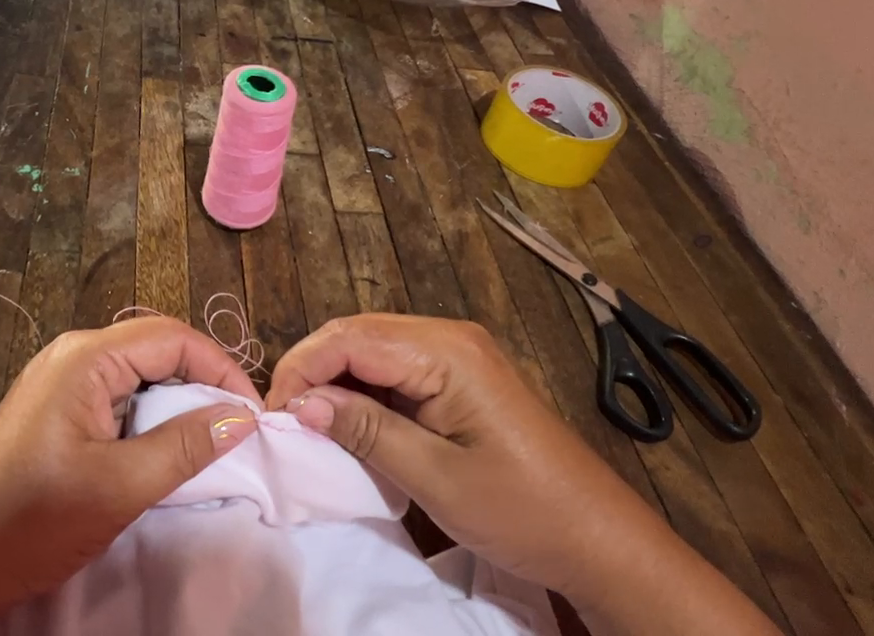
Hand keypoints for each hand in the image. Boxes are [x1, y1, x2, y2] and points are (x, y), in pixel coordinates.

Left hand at [0, 317, 260, 635]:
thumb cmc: (31, 521)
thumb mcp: (119, 487)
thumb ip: (184, 446)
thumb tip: (242, 416)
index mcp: (86, 357)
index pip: (172, 337)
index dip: (220, 368)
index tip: (253, 416)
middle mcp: (72, 354)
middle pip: (155, 348)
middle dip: (201, 381)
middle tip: (236, 430)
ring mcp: (59, 379)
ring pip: (137, 373)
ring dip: (175, 402)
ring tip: (207, 443)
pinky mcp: (54, 408)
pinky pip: (115, 395)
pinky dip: (147, 416)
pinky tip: (161, 450)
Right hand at [266, 314, 777, 635]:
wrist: (601, 540)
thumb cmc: (522, 511)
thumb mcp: (436, 478)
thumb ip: (366, 431)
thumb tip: (301, 404)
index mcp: (444, 350)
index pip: (350, 338)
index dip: (303, 369)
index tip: (273, 414)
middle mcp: (448, 336)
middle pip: (357, 334)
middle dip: (314, 369)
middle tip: (284, 419)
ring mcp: (457, 353)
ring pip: (372, 348)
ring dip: (336, 379)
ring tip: (309, 422)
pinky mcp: (460, 375)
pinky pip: (395, 368)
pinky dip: (364, 390)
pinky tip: (351, 421)